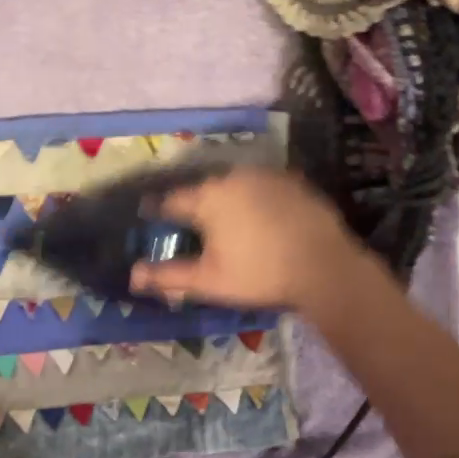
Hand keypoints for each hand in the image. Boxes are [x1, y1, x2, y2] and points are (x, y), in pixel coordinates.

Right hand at [130, 168, 373, 314]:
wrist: (325, 268)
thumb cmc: (259, 274)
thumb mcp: (208, 281)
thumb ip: (168, 276)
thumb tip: (133, 275)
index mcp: (208, 197)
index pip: (171, 201)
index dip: (159, 211)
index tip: (151, 217)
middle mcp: (234, 177)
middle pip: (204, 190)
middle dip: (196, 205)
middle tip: (192, 225)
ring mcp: (267, 176)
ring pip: (235, 186)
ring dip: (227, 200)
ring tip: (227, 222)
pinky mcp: (295, 183)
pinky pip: (263, 189)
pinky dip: (256, 201)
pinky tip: (261, 221)